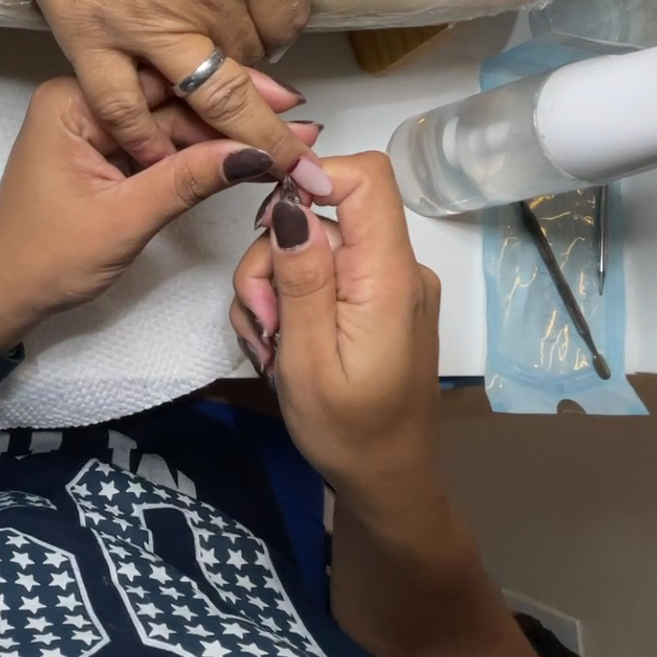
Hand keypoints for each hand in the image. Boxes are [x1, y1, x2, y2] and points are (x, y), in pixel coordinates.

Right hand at [0, 0, 327, 195]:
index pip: (288, 12)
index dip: (283, 32)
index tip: (273, 38)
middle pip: (254, 58)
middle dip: (261, 77)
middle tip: (267, 98)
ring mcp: (147, 22)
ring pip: (213, 98)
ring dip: (238, 130)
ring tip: (259, 157)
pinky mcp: (90, 40)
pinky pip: (129, 109)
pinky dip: (150, 139)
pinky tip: (165, 157)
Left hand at [0, 74, 320, 348]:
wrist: (6, 295)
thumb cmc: (46, 259)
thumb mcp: (124, 218)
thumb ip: (189, 180)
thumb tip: (257, 150)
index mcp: (71, 102)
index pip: (163, 87)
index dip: (230, 98)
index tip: (288, 107)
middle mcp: (80, 103)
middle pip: (168, 102)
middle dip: (231, 120)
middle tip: (299, 128)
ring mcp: (89, 129)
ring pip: (166, 126)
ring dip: (218, 141)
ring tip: (282, 144)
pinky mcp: (98, 155)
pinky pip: (153, 147)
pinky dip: (191, 159)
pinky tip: (236, 159)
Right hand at [227, 154, 442, 482]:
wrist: (384, 480)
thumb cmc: (347, 432)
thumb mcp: (307, 361)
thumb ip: (301, 281)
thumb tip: (289, 205)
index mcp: (388, 278)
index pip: (365, 179)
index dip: (310, 176)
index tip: (265, 221)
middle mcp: (394, 269)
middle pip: (318, 220)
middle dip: (269, 264)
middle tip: (262, 324)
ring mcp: (382, 285)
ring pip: (306, 249)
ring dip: (271, 292)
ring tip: (271, 348)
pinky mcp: (369, 300)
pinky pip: (319, 277)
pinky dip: (288, 304)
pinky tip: (282, 347)